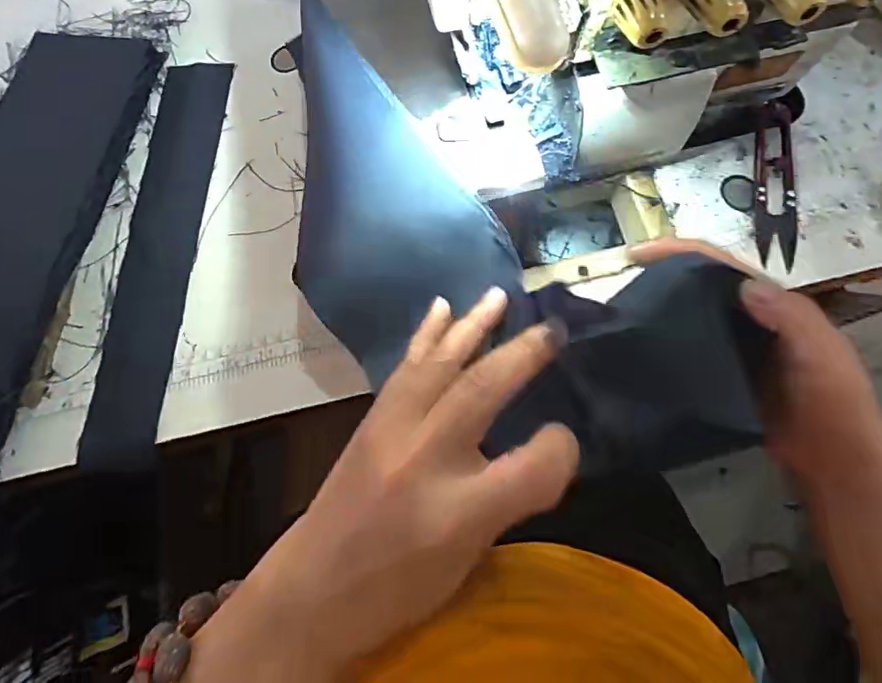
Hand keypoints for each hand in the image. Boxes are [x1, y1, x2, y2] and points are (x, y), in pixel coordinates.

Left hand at [190, 289, 580, 681]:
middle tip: (554, 330)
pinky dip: (428, 333)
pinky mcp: (373, 416)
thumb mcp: (468, 558)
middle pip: (483, 390)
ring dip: (474, 324)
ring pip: (442, 364)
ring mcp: (393, 430)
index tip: (566, 438)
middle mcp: (425, 460)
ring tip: (499, 295)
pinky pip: (407, 364)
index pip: (532, 468)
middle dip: (524, 353)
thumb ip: (508, 499)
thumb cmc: (400, 584)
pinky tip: (442, 307)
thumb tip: (544, 447)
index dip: (561, 448)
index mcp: (459, 514)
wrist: (315, 586)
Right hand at [628, 239, 881, 482]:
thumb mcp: (823, 354)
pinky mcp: (726, 375)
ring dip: (665, 303)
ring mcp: (739, 347)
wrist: (837, 466)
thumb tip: (742, 286)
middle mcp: (754, 317)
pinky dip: (671, 339)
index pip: (723, 265)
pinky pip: (694, 348)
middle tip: (627, 277)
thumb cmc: (835, 405)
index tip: (641, 253)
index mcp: (776, 303)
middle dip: (667, 272)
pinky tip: (647, 346)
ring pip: (696, 312)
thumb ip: (792, 317)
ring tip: (627, 306)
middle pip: (704, 282)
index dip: (683, 251)